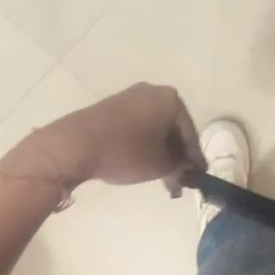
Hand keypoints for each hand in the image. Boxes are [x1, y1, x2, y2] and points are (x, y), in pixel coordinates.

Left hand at [2, 83, 204, 192]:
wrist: (75, 144)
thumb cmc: (126, 151)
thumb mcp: (160, 165)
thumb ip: (179, 167)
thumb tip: (186, 170)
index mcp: (171, 100)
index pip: (190, 133)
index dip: (195, 159)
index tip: (199, 178)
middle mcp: (154, 92)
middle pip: (173, 129)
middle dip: (176, 157)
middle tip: (178, 182)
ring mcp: (131, 97)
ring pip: (154, 129)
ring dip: (160, 153)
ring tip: (161, 179)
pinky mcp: (113, 107)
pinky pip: (137, 126)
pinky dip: (144, 145)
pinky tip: (142, 165)